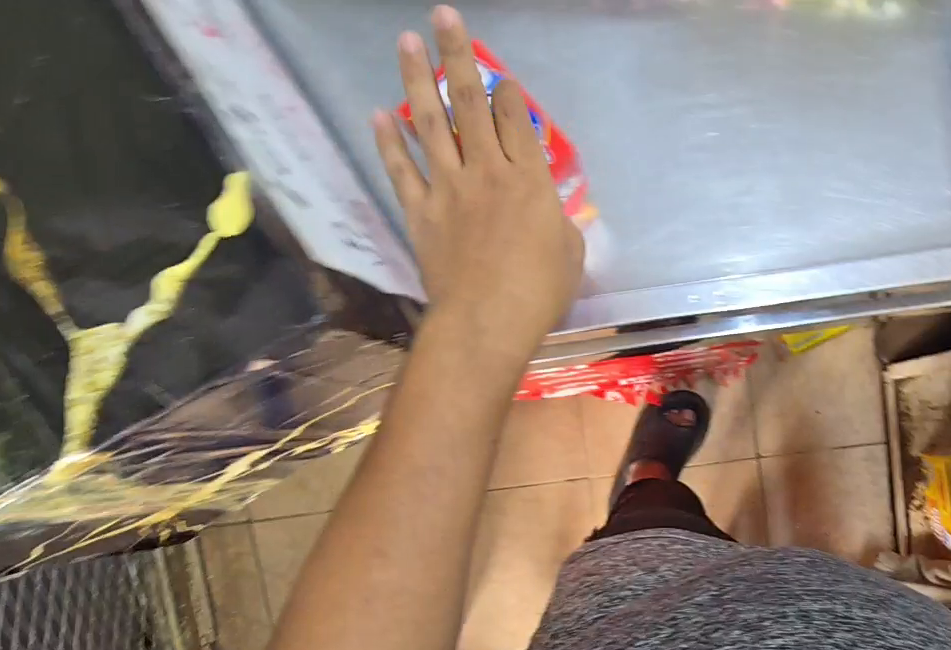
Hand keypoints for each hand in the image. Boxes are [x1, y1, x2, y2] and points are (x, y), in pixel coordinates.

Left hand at [370, 6, 584, 351]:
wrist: (487, 320)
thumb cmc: (540, 292)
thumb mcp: (570, 255)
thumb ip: (558, 222)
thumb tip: (548, 211)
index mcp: (529, 181)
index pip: (516, 120)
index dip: (508, 94)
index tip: (502, 79)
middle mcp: (487, 171)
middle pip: (470, 104)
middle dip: (457, 56)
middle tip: (443, 15)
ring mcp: (448, 189)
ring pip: (430, 124)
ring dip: (416, 79)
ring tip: (406, 42)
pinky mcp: (420, 212)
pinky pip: (401, 170)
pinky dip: (389, 141)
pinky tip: (380, 114)